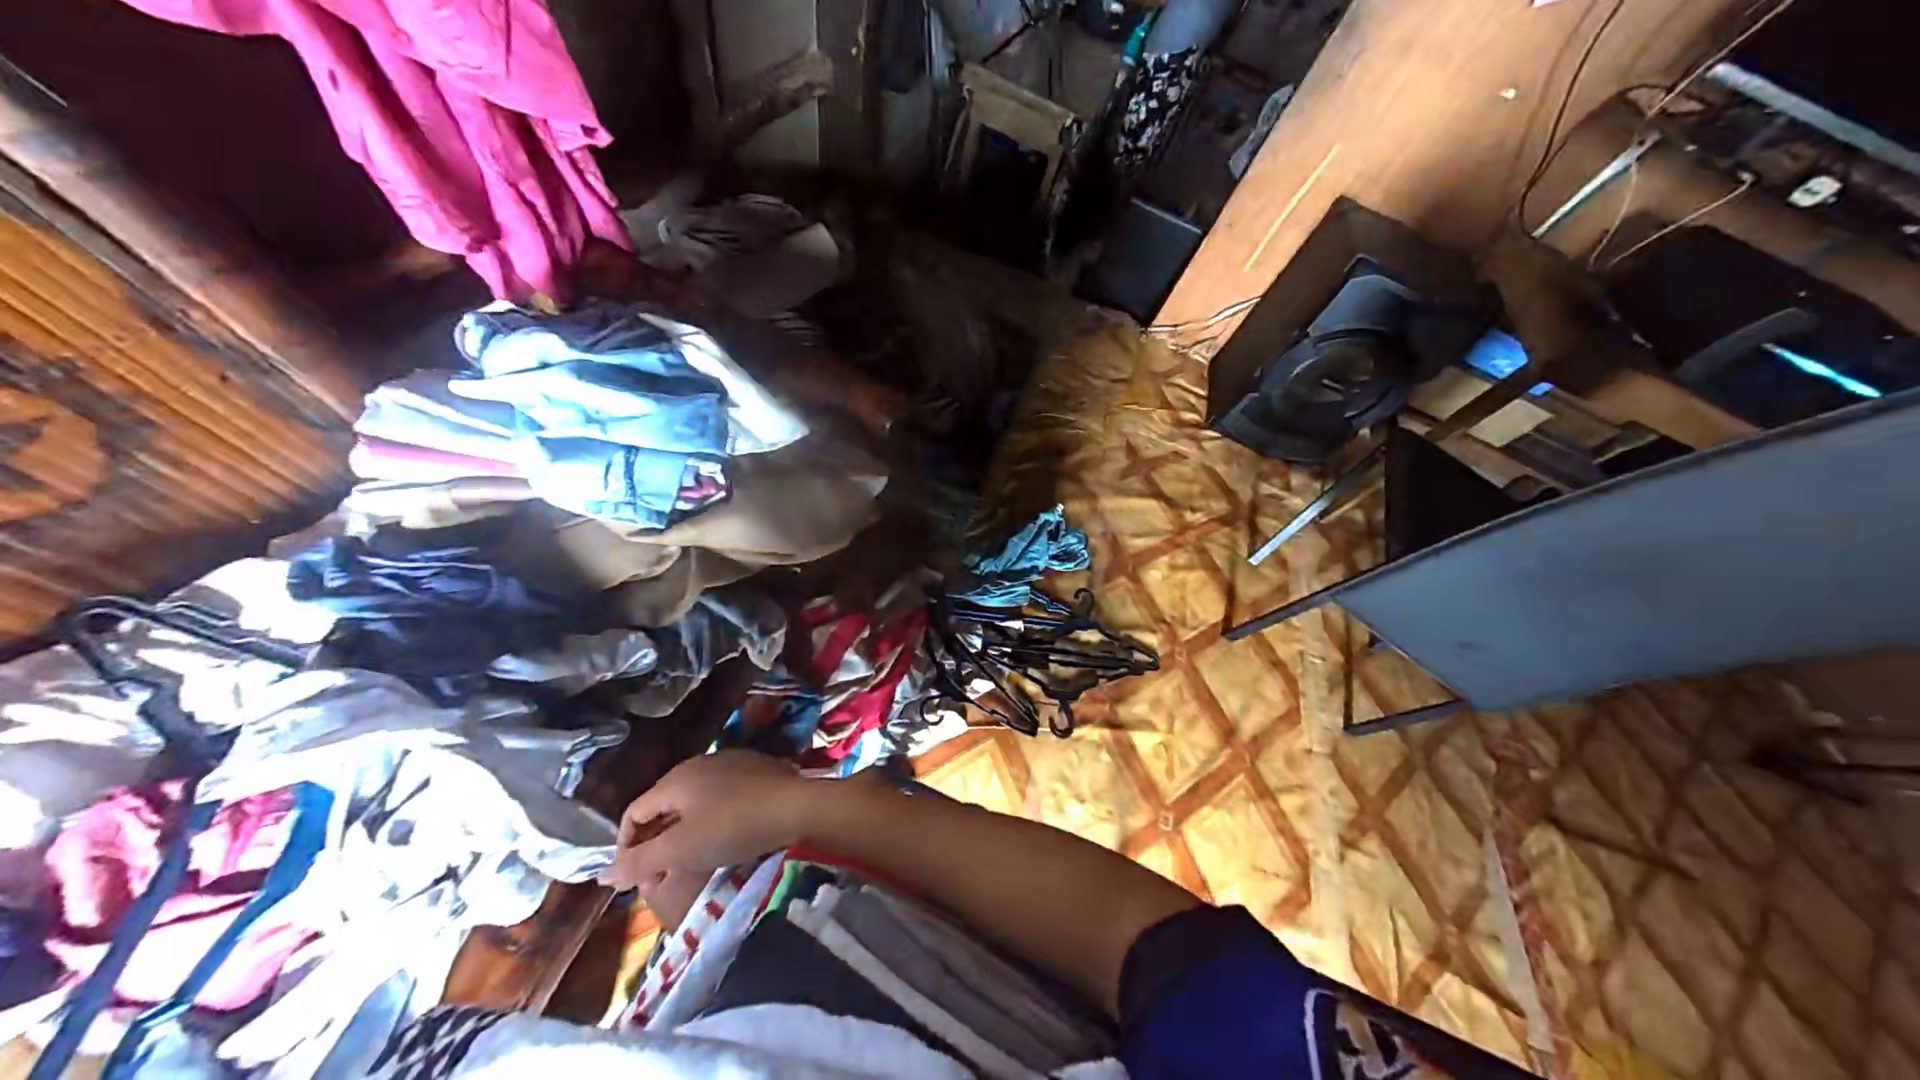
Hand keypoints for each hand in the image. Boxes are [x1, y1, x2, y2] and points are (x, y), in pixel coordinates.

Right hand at [596, 750, 818, 892]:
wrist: (797, 806)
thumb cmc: (734, 826)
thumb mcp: (682, 849)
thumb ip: (640, 861)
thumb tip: (602, 875)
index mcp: (676, 778)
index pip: (634, 811)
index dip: (626, 845)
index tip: (632, 875)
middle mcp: (699, 762)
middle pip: (664, 802)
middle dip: (655, 836)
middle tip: (658, 869)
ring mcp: (731, 761)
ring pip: (694, 797)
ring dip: (684, 825)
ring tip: (690, 855)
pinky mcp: (756, 768)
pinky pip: (721, 793)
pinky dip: (712, 815)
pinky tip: (725, 834)